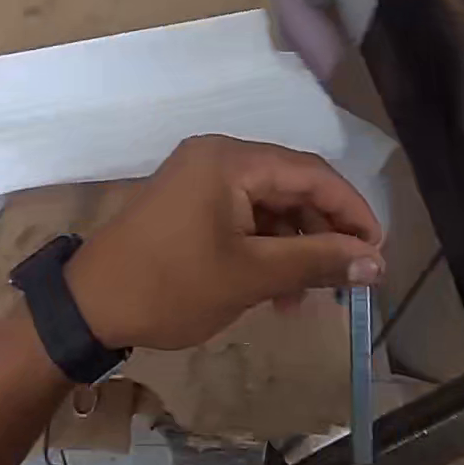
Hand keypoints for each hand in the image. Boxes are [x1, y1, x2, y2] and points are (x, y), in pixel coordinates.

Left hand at [65, 135, 385, 350]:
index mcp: (231, 160)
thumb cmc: (171, 286)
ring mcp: (201, 178)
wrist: (87, 308)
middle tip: (348, 275)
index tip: (376, 249)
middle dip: (322, 233)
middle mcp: (218, 157)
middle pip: (291, 187)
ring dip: (294, 247)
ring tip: (307, 296)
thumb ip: (317, 261)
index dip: (351, 209)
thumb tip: (376, 262)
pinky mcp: (190, 202)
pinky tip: (276, 289)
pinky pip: (243, 217)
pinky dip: (265, 249)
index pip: (311, 174)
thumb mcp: (251, 275)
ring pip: (269, 206)